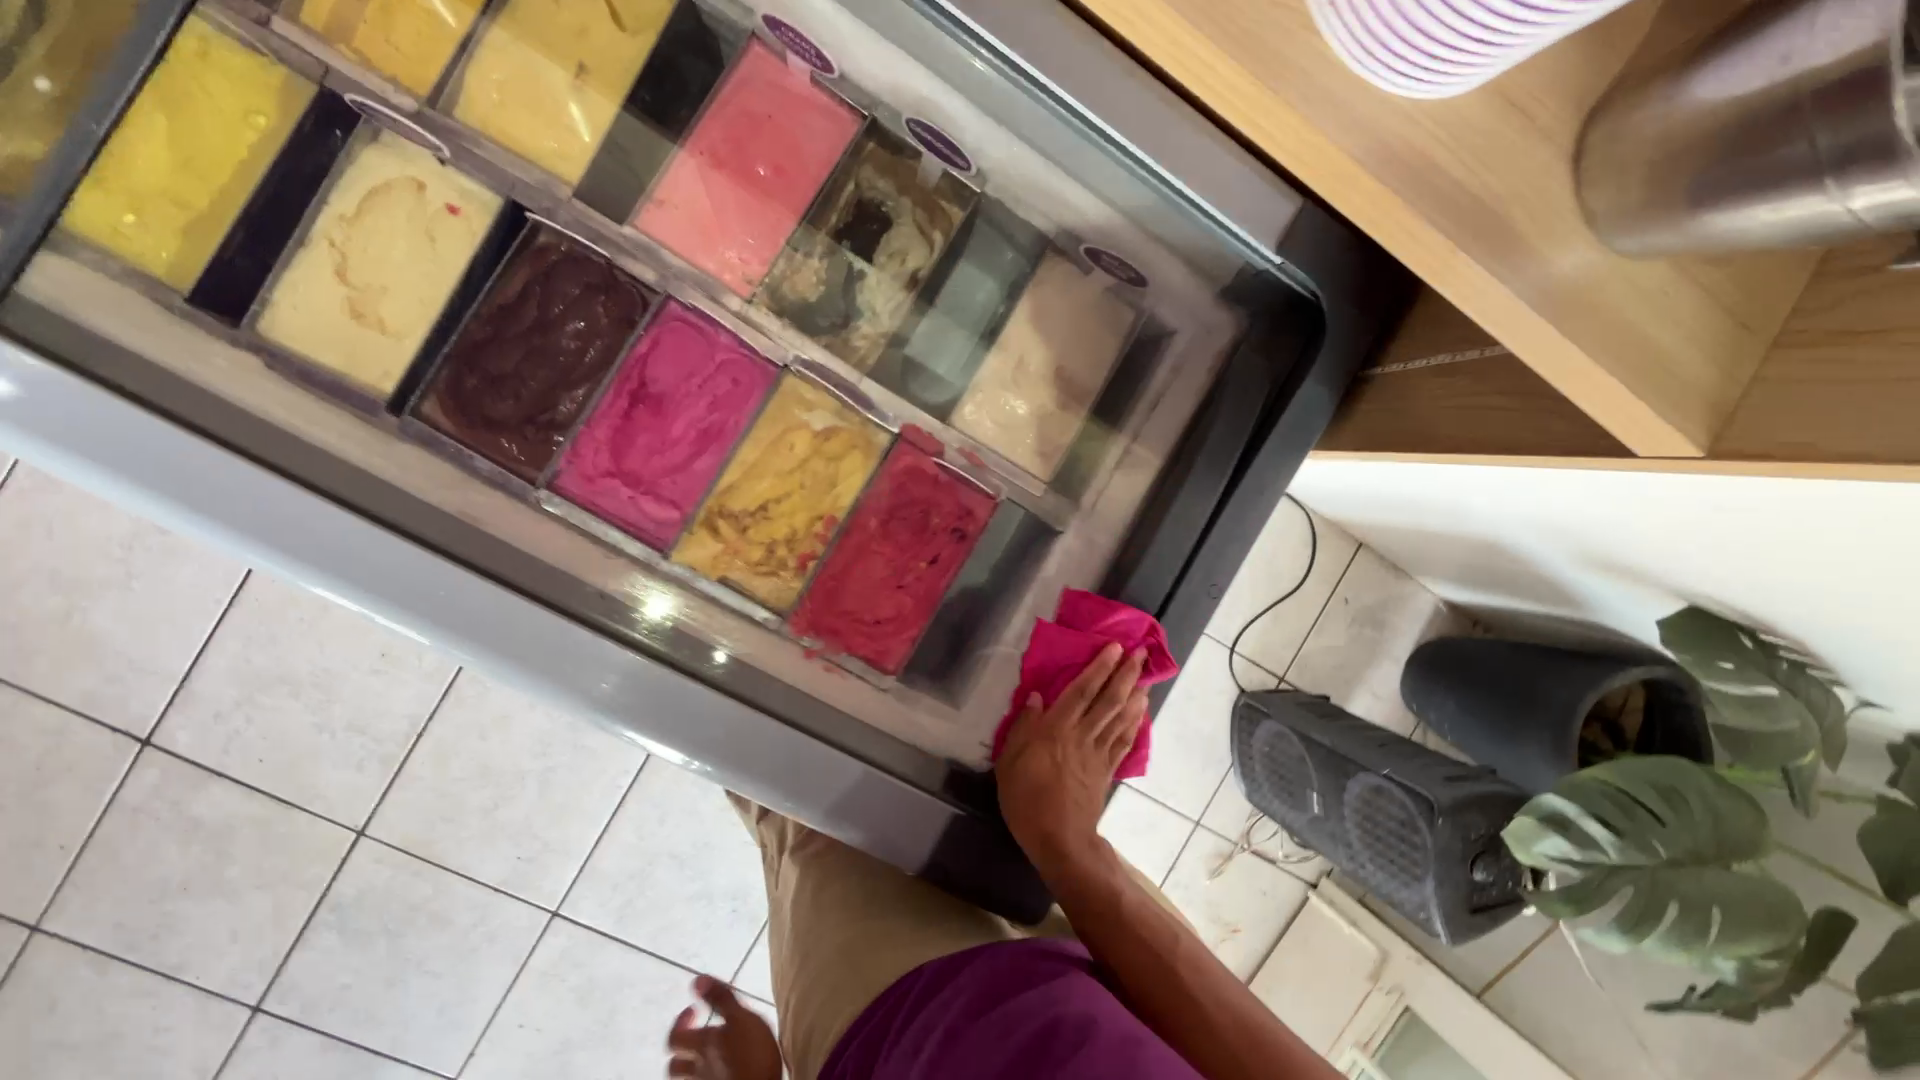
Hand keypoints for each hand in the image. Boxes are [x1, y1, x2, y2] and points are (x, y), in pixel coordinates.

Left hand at [667, 976, 782, 1079]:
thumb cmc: (752, 1055)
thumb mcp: (741, 1018)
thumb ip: (720, 998)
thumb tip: (696, 979)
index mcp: (702, 1045)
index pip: (675, 1037)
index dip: (680, 1022)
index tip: (693, 1010)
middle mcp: (697, 1069)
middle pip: (674, 1064)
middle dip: (681, 1048)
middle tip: (696, 1034)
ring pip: (687, 1079)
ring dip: (691, 1066)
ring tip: (706, 1056)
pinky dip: (705, 1078)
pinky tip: (718, 1074)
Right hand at [997, 641, 1148, 879]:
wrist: (1057, 838)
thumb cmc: (1025, 798)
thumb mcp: (1009, 761)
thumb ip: (1023, 726)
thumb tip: (1035, 697)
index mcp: (1056, 729)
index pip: (1082, 690)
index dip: (1099, 667)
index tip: (1115, 648)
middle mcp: (1082, 735)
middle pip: (1109, 699)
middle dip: (1126, 675)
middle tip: (1141, 654)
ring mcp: (1098, 753)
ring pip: (1121, 718)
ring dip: (1134, 695)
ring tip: (1145, 678)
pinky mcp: (1106, 771)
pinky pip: (1124, 742)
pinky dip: (1134, 725)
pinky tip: (1140, 714)